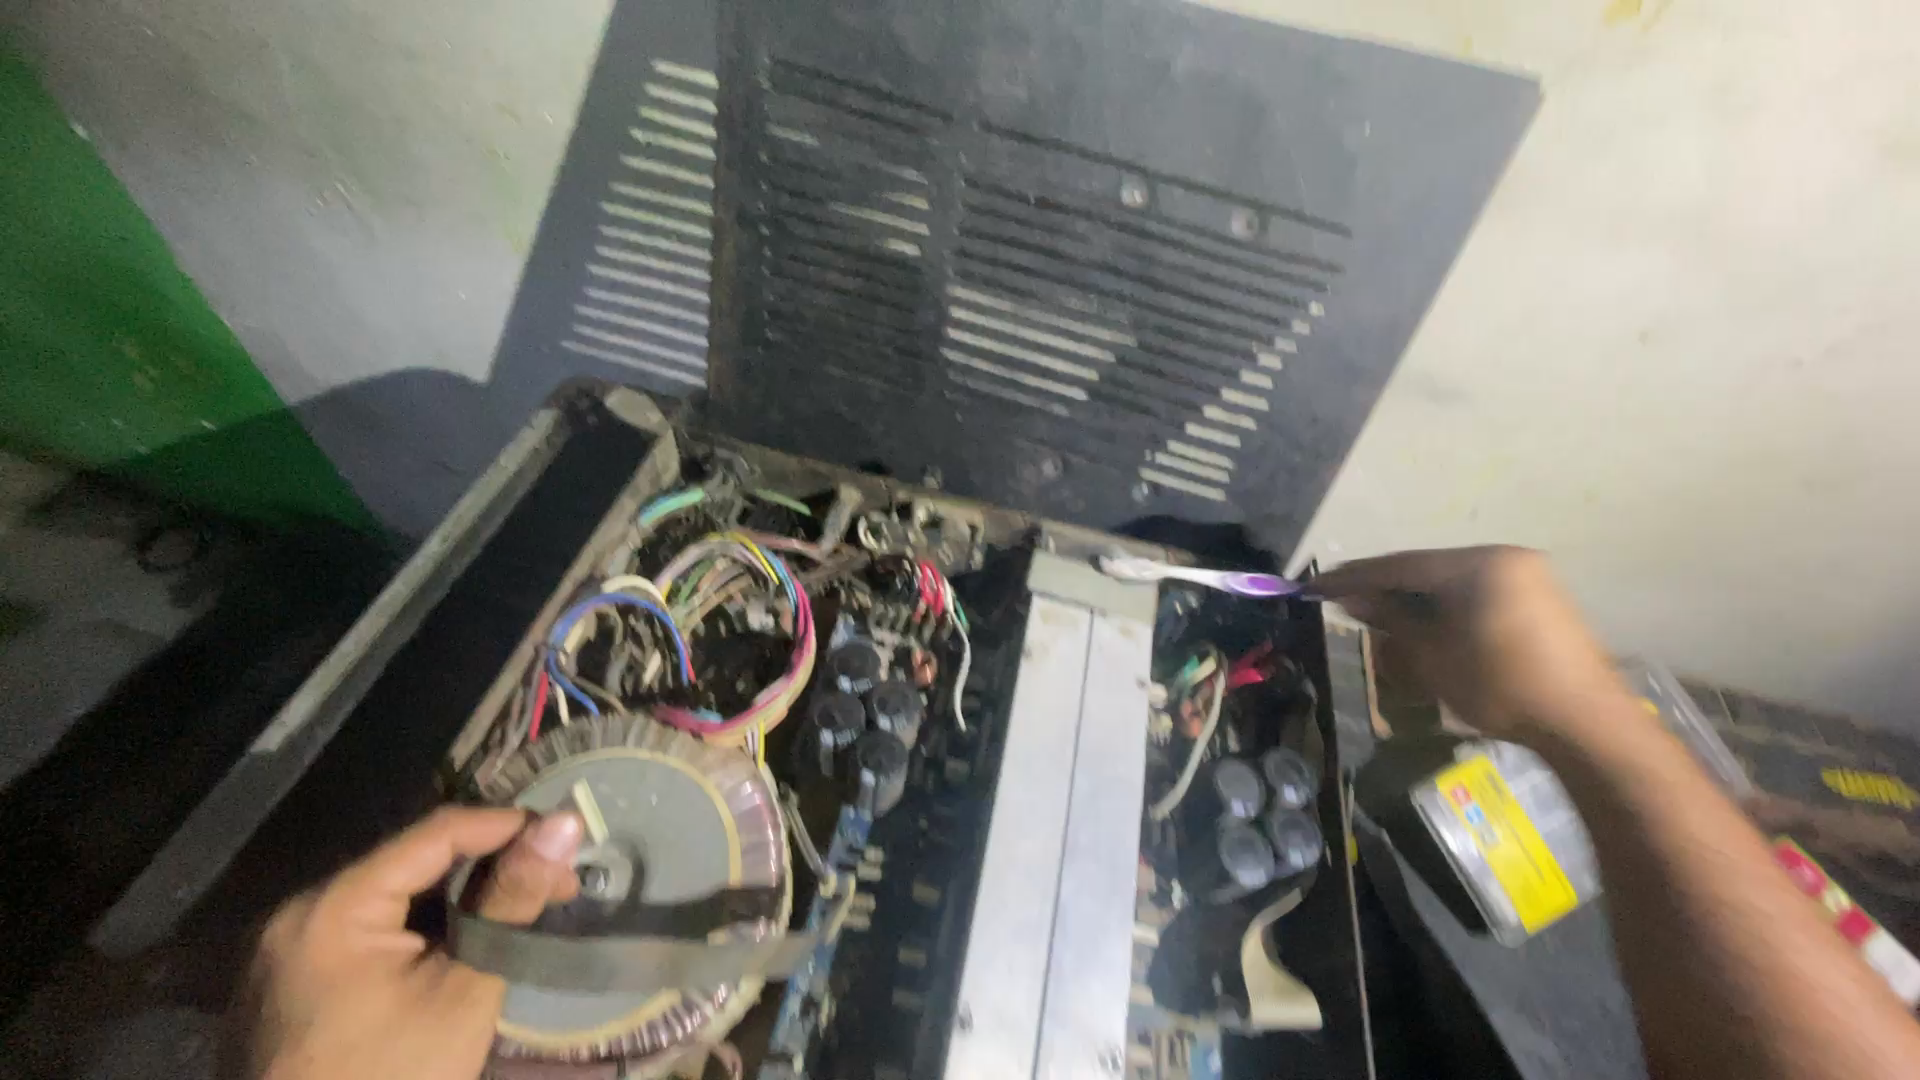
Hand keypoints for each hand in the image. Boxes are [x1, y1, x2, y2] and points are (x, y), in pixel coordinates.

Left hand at [233, 806, 584, 1079]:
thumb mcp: (466, 987)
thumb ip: (512, 897)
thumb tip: (565, 823)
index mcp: (331, 907)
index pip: (437, 833)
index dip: (509, 825)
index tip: (569, 838)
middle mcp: (299, 914)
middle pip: (416, 859)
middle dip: (495, 861)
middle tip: (559, 880)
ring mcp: (291, 950)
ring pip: (401, 891)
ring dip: (469, 891)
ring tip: (530, 903)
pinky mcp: (297, 982)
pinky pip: (379, 924)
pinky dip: (433, 921)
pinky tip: (477, 933)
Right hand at [1313, 546, 1634, 744]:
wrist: (1586, 725)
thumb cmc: (1500, 686)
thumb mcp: (1432, 654)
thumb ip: (1389, 617)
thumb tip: (1349, 597)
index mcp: (1479, 564)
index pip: (1399, 565)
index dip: (1351, 577)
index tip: (1312, 585)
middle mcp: (1502, 557)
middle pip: (1424, 568)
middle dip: (1379, 585)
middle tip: (1336, 597)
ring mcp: (1523, 575)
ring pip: (1446, 579)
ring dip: (1408, 595)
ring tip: (1370, 610)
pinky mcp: (1534, 597)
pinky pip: (1471, 590)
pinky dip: (1439, 603)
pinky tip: (1416, 619)